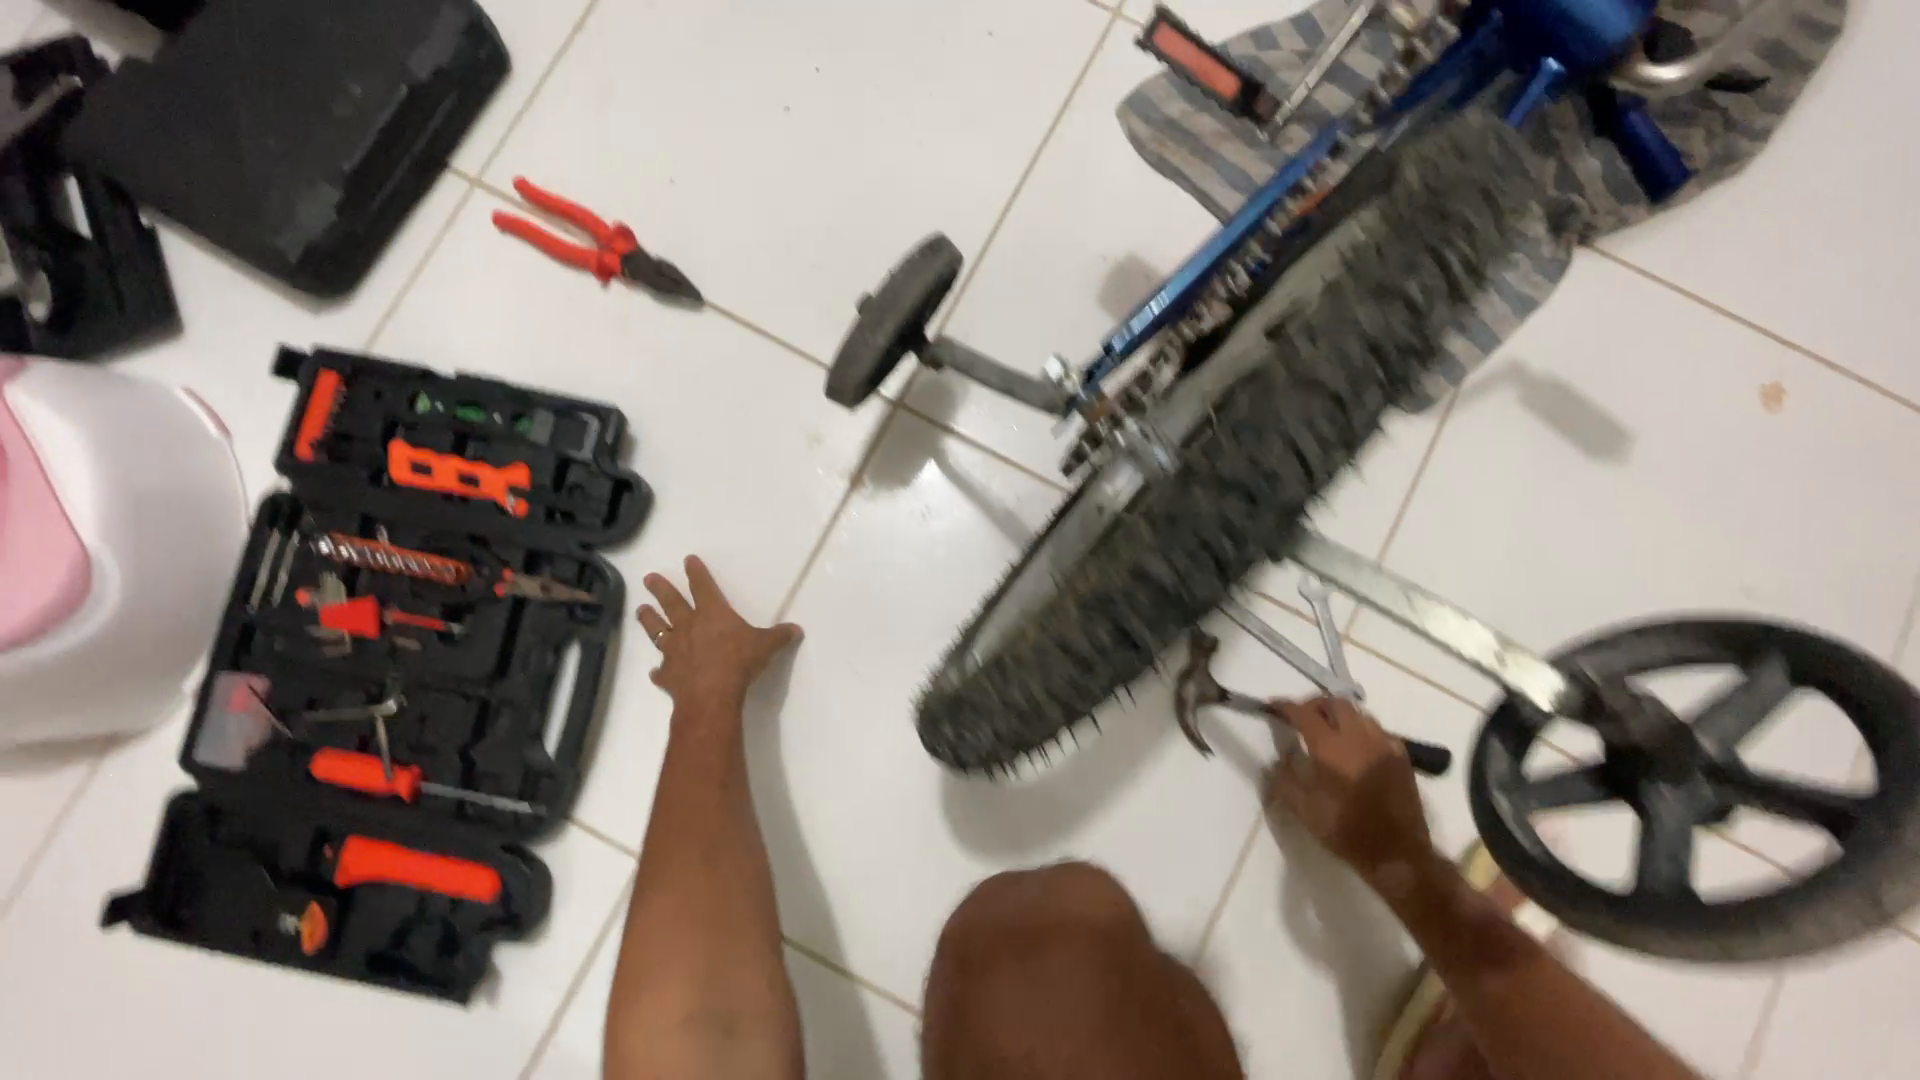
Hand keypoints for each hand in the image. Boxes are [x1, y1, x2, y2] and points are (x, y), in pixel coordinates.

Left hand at [636, 556, 802, 717]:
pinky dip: (658, 671)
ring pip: (657, 630)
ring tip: (641, 610)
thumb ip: (779, 636)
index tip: (688, 560)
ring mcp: (674, 651)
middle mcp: (688, 627)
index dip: (696, 573)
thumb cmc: (738, 662)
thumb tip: (796, 629)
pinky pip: (661, 672)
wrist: (711, 695)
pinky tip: (655, 672)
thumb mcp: (766, 646)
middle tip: (648, 578)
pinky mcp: (669, 675)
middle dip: (661, 589)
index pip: (702, 587)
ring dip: (649, 620)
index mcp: (712, 614)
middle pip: (671, 603)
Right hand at [1267, 697, 1438, 896]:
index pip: (1304, 713)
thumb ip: (1285, 780)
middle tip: (1302, 716)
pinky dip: (1361, 729)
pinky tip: (1356, 746)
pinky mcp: (1401, 756)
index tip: (1274, 706)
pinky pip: (1378, 730)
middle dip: (1314, 704)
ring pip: (1359, 713)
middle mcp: (1359, 738)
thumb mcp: (1304, 810)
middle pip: (1335, 703)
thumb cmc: (1346, 831)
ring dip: (1339, 714)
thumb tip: (1278, 762)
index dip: (1286, 706)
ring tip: (1328, 728)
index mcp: (1331, 748)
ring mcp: (1384, 744)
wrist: (1398, 854)